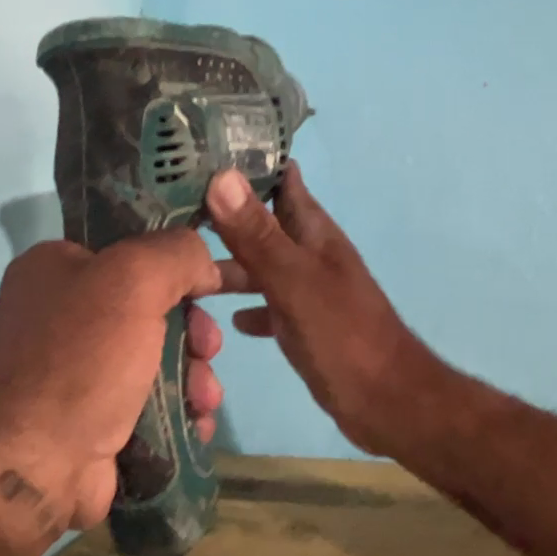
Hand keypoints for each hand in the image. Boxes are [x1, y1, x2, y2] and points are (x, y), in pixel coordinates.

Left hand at [0, 231, 228, 528]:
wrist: (38, 465)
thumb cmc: (81, 360)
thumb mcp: (132, 280)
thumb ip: (176, 254)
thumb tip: (204, 265)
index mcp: (55, 269)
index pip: (130, 250)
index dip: (177, 268)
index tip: (210, 288)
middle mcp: (62, 316)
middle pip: (154, 310)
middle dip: (194, 334)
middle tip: (207, 351)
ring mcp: (79, 372)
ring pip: (161, 361)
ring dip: (195, 377)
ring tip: (203, 400)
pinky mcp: (97, 419)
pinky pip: (154, 404)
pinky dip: (181, 411)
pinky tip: (196, 423)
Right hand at [205, 163, 435, 456]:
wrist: (386, 402)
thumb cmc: (344, 338)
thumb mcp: (295, 282)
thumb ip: (258, 235)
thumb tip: (220, 175)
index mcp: (315, 235)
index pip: (282, 181)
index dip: (246, 163)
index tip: (196, 153)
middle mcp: (313, 257)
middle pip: (264, 225)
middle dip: (224, 217)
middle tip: (169, 213)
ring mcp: (310, 294)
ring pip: (262, 269)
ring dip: (229, 267)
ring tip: (183, 270)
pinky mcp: (306, 329)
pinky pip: (271, 309)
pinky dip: (250, 309)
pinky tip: (227, 322)